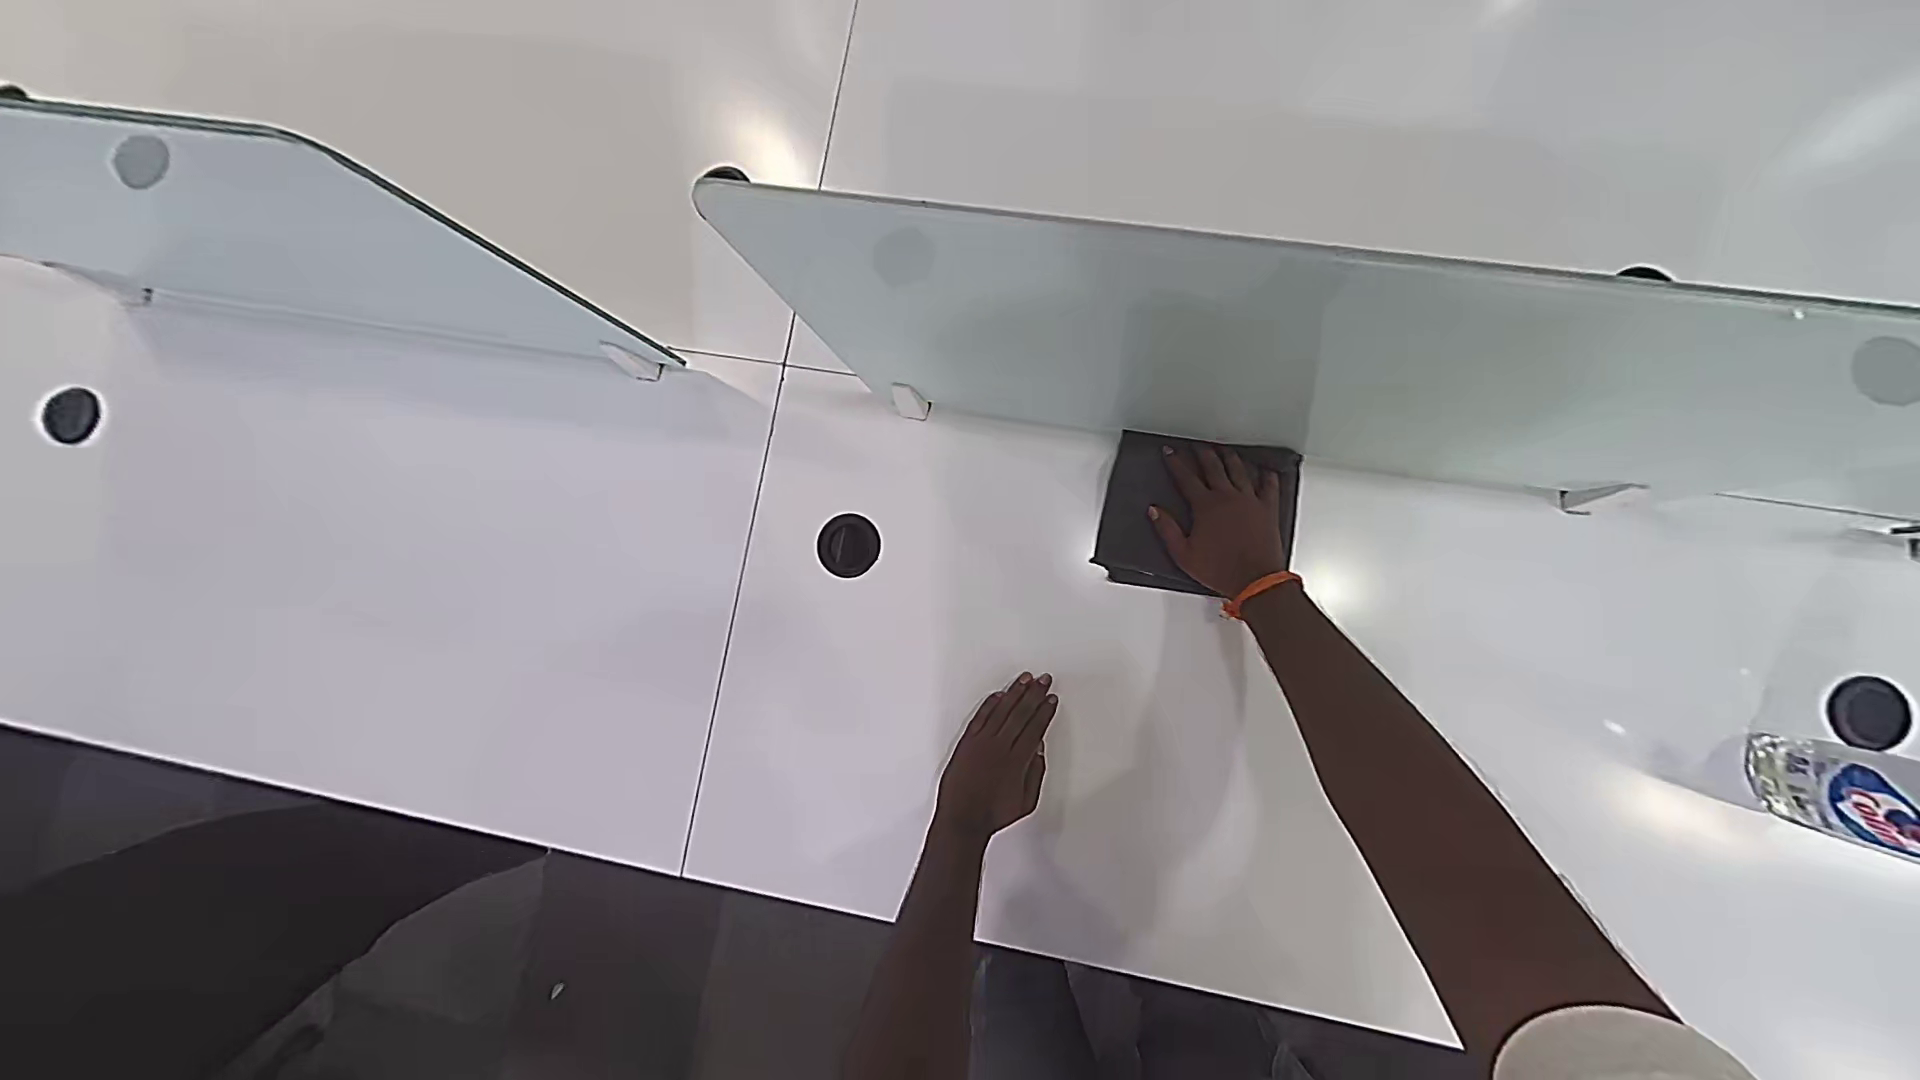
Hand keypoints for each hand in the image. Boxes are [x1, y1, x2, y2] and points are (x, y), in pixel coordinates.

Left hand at [934, 672, 1056, 842]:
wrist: (962, 817)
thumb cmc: (992, 813)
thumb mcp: (1026, 801)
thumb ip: (1035, 773)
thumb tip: (1038, 749)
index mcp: (1016, 761)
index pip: (1035, 727)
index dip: (1045, 711)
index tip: (1051, 699)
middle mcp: (999, 747)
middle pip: (1021, 713)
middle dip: (1035, 694)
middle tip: (1044, 680)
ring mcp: (981, 742)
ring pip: (1001, 709)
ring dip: (1015, 692)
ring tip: (1025, 679)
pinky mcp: (967, 742)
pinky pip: (980, 716)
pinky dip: (990, 704)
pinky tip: (999, 694)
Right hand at [1149, 445, 1287, 596]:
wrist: (1256, 580)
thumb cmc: (1220, 569)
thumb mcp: (1183, 554)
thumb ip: (1167, 529)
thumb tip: (1155, 511)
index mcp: (1206, 506)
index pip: (1186, 478)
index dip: (1176, 462)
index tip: (1170, 452)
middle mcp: (1228, 497)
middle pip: (1213, 467)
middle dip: (1202, 453)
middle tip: (1196, 446)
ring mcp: (1250, 501)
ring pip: (1239, 470)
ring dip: (1229, 457)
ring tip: (1223, 450)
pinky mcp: (1268, 509)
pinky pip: (1268, 485)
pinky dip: (1265, 474)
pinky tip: (1263, 469)